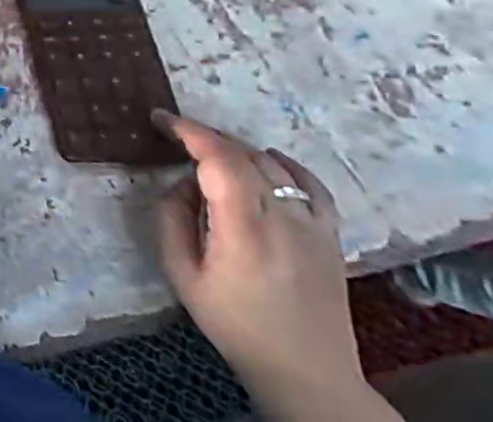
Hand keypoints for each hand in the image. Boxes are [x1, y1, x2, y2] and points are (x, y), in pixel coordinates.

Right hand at [153, 111, 362, 400]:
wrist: (307, 373)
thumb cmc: (235, 324)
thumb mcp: (182, 275)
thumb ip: (173, 219)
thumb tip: (182, 182)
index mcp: (244, 230)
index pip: (219, 160)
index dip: (189, 131)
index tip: (160, 120)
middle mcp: (284, 219)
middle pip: (244, 154)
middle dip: (206, 136)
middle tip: (176, 135)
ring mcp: (314, 225)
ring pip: (273, 164)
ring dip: (236, 148)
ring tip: (211, 153)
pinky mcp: (331, 234)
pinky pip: (311, 184)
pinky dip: (285, 163)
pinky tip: (267, 160)